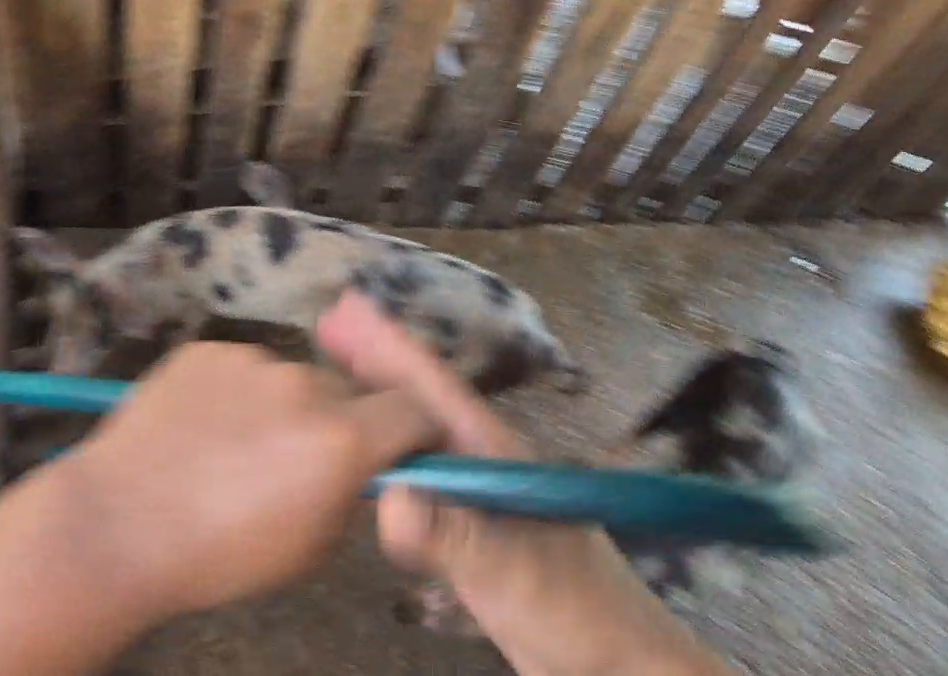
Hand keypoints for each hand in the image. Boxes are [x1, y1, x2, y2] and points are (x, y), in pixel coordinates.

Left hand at [51, 339, 437, 621]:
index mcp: (340, 437)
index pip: (413, 409)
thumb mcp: (311, 547)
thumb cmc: (220, 554)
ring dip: (282, 405)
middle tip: (299, 457)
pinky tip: (201, 428)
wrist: (120, 522)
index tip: (404, 445)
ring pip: (288, 378)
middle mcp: (302, 383)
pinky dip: (235, 393)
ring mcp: (248, 358)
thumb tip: (359, 469)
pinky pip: (239, 368)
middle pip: (345, 392)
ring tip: (236, 445)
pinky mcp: (204, 349)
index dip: (415, 428)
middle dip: (340, 420)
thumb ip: (350, 494)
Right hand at [318, 295, 733, 675]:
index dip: (389, 345)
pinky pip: (414, 470)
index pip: (433, 385)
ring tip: (337, 368)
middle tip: (331, 320)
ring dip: (378, 394)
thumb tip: (390, 499)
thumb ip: (454, 535)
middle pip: (420, 396)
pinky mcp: (466, 522)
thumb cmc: (572, 607)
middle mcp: (478, 458)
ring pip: (415, 430)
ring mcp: (473, 490)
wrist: (616, 660)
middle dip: (377, 356)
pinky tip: (365, 452)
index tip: (350, 307)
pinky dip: (384, 446)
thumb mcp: (510, 571)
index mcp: (492, 451)